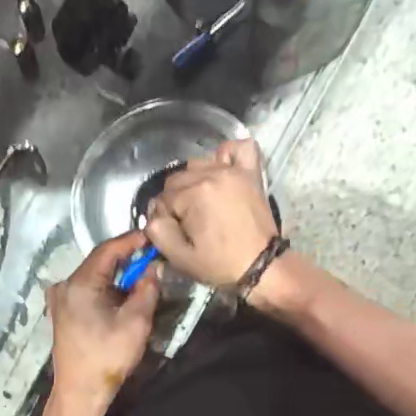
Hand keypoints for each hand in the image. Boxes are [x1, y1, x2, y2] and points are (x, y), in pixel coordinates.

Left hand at [45, 230, 161, 415]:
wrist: (80, 392)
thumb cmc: (108, 356)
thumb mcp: (136, 321)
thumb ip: (147, 289)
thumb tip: (153, 268)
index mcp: (79, 284)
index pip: (108, 250)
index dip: (131, 241)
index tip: (152, 236)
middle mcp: (65, 286)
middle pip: (100, 262)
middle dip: (127, 260)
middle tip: (152, 259)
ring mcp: (60, 300)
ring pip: (95, 277)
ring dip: (118, 277)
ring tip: (142, 279)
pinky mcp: (62, 313)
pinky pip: (88, 291)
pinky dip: (107, 289)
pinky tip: (123, 297)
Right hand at [145, 138, 277, 288]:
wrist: (262, 266)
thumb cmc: (221, 265)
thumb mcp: (181, 258)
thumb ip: (158, 233)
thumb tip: (153, 216)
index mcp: (193, 194)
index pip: (161, 199)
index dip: (163, 218)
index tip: (172, 233)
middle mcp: (212, 174)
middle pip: (177, 179)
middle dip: (175, 201)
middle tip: (186, 223)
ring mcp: (233, 171)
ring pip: (198, 164)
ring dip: (193, 181)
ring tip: (201, 204)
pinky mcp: (250, 173)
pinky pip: (237, 149)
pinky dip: (227, 156)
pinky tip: (222, 173)